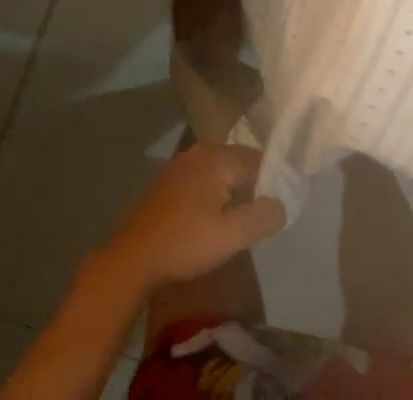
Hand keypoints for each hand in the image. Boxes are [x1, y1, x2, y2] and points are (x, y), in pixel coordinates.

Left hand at [98, 144, 287, 291]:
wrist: (132, 259)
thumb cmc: (185, 244)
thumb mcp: (233, 235)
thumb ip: (264, 216)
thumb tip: (281, 204)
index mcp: (216, 158)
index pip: (259, 160)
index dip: (273, 182)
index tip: (278, 208)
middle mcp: (198, 153)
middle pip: (238, 163)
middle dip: (253, 186)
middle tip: (262, 216)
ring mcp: (179, 166)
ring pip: (219, 172)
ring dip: (232, 191)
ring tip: (240, 221)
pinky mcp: (167, 182)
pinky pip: (202, 180)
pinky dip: (213, 194)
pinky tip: (212, 220)